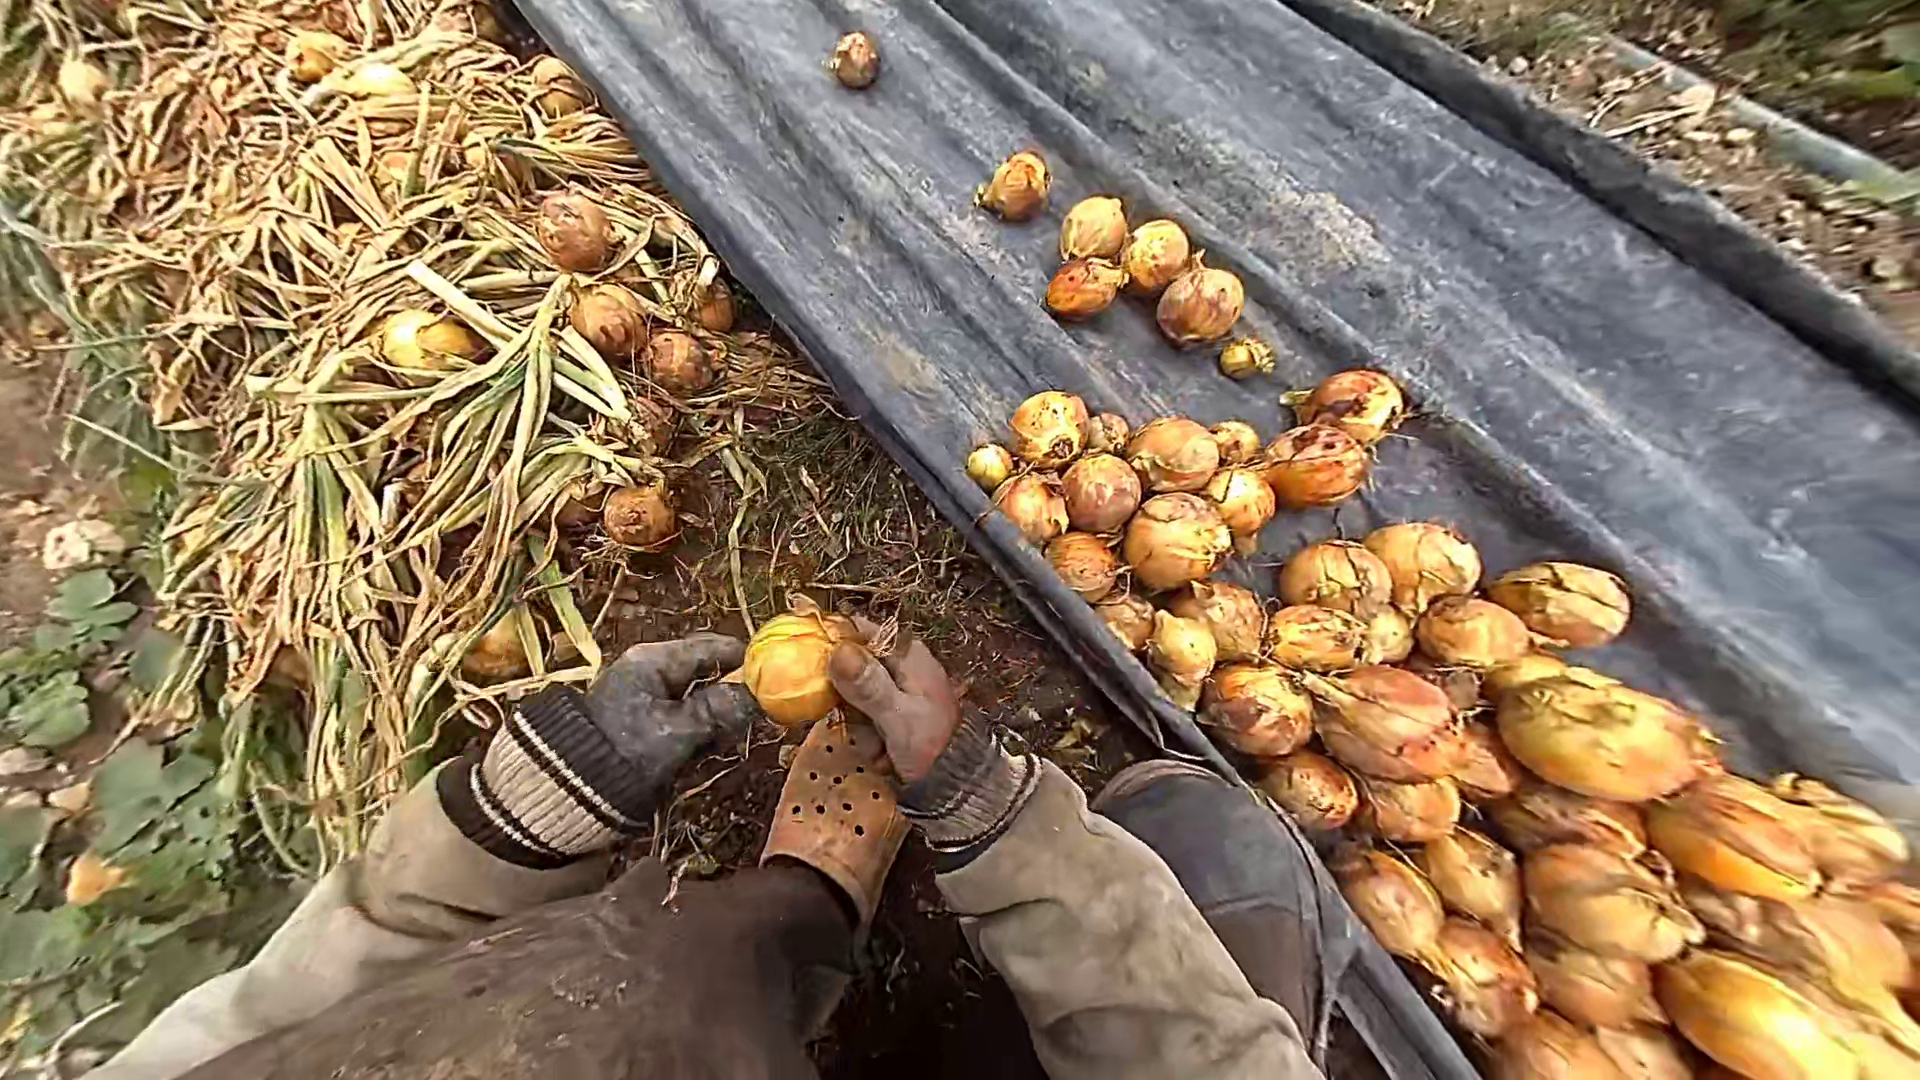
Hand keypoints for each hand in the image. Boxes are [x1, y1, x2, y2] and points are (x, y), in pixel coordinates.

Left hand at [445, 632, 761, 867]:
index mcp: (654, 661)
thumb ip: (721, 709)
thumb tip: (759, 695)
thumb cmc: (622, 755)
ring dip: (719, 715)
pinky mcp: (646, 719)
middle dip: (733, 693)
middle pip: (711, 670)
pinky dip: (703, 728)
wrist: (562, 798)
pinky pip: (688, 714)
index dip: (747, 661)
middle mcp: (651, 670)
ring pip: (702, 695)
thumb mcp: (678, 731)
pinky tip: (706, 747)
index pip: (715, 646)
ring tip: (724, 739)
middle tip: (753, 715)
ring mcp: (647, 695)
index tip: (775, 679)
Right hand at [828, 629, 959, 784]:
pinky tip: (884, 754)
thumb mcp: (897, 717)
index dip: (835, 648)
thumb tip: (838, 650)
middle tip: (861, 725)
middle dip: (850, 701)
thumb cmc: (932, 747)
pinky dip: (871, 736)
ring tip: (880, 748)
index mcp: (907, 655)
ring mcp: (899, 688)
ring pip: (856, 696)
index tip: (819, 672)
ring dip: (861, 725)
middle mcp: (902, 665)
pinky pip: (867, 716)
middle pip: (852, 667)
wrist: (959, 784)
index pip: (860, 631)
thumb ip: (867, 685)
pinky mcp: (896, 710)